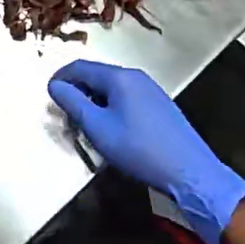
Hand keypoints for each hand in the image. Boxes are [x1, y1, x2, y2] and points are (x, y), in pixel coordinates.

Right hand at [48, 60, 244, 243]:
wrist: (194, 176)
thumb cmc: (140, 150)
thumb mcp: (98, 128)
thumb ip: (73, 102)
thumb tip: (54, 85)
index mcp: (119, 77)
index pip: (79, 67)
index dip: (60, 78)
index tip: (49, 94)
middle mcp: (135, 76)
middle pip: (96, 75)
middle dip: (78, 91)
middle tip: (67, 112)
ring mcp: (151, 90)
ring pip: (112, 87)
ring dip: (94, 100)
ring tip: (88, 123)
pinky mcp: (162, 106)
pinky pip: (127, 97)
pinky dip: (112, 106)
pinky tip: (113, 128)